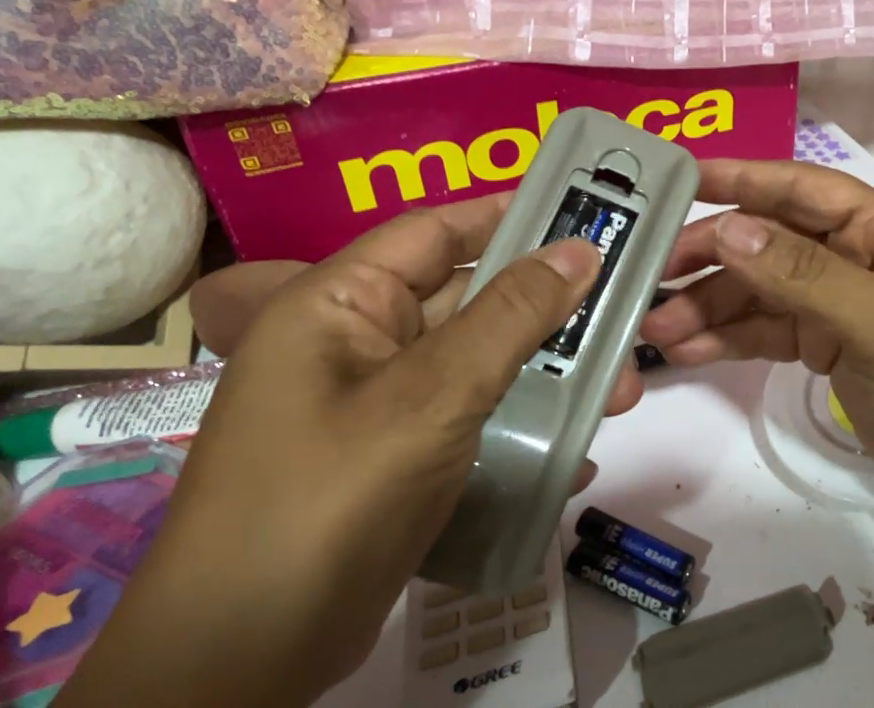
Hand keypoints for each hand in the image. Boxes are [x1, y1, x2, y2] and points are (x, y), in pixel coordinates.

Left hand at [59, 195, 620, 707]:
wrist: (247, 657)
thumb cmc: (334, 495)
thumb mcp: (434, 394)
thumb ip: (512, 316)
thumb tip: (580, 248)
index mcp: (340, 305)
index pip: (436, 232)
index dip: (510, 217)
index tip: (587, 215)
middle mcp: (355, 346)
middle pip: (469, 302)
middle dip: (551, 314)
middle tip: (627, 319)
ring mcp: (375, 409)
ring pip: (479, 368)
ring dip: (548, 377)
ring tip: (620, 395)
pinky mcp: (395, 463)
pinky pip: (471, 423)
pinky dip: (521, 430)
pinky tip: (576, 452)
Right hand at [640, 159, 873, 504]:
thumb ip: (804, 274)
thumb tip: (729, 227)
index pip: (800, 187)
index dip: (740, 177)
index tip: (677, 177)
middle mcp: (853, 252)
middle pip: (767, 237)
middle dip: (711, 254)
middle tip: (652, 274)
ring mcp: (834, 298)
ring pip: (758, 286)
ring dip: (709, 305)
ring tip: (658, 331)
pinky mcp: (821, 341)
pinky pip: (764, 327)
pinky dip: (728, 337)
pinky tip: (688, 351)